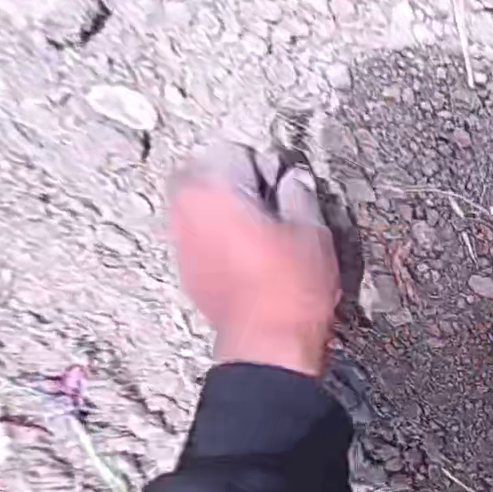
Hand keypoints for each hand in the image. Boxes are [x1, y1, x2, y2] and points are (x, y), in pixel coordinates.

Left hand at [168, 142, 339, 376]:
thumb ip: (300, 196)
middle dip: (246, 185)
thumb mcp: (312, 233)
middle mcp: (183, 205)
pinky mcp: (186, 262)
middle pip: (212, 173)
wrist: (268, 340)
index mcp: (211, 188)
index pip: (237, 151)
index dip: (272, 169)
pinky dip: (227, 233)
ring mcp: (179, 235)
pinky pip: (204, 231)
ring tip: (273, 236)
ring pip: (207, 203)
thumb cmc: (292, 287)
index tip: (293, 190)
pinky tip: (257, 257)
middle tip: (283, 211)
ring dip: (236, 209)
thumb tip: (294, 179)